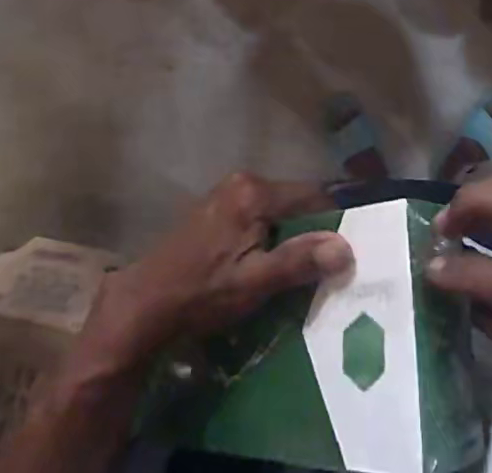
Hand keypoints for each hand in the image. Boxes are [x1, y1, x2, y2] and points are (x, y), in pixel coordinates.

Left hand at [88, 173, 354, 365]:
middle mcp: (242, 182)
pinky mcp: (215, 211)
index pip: (313, 195)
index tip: (349, 246)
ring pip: (275, 211)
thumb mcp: (255, 282)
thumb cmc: (201, 293)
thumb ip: (299, 260)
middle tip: (328, 263)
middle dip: (311, 230)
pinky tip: (271, 263)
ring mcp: (225, 194)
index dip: (334, 220)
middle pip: (293, 202)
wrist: (142, 307)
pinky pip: (257, 217)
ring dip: (290, 235)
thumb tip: (346, 247)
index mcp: (254, 191)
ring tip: (303, 268)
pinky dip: (270, 236)